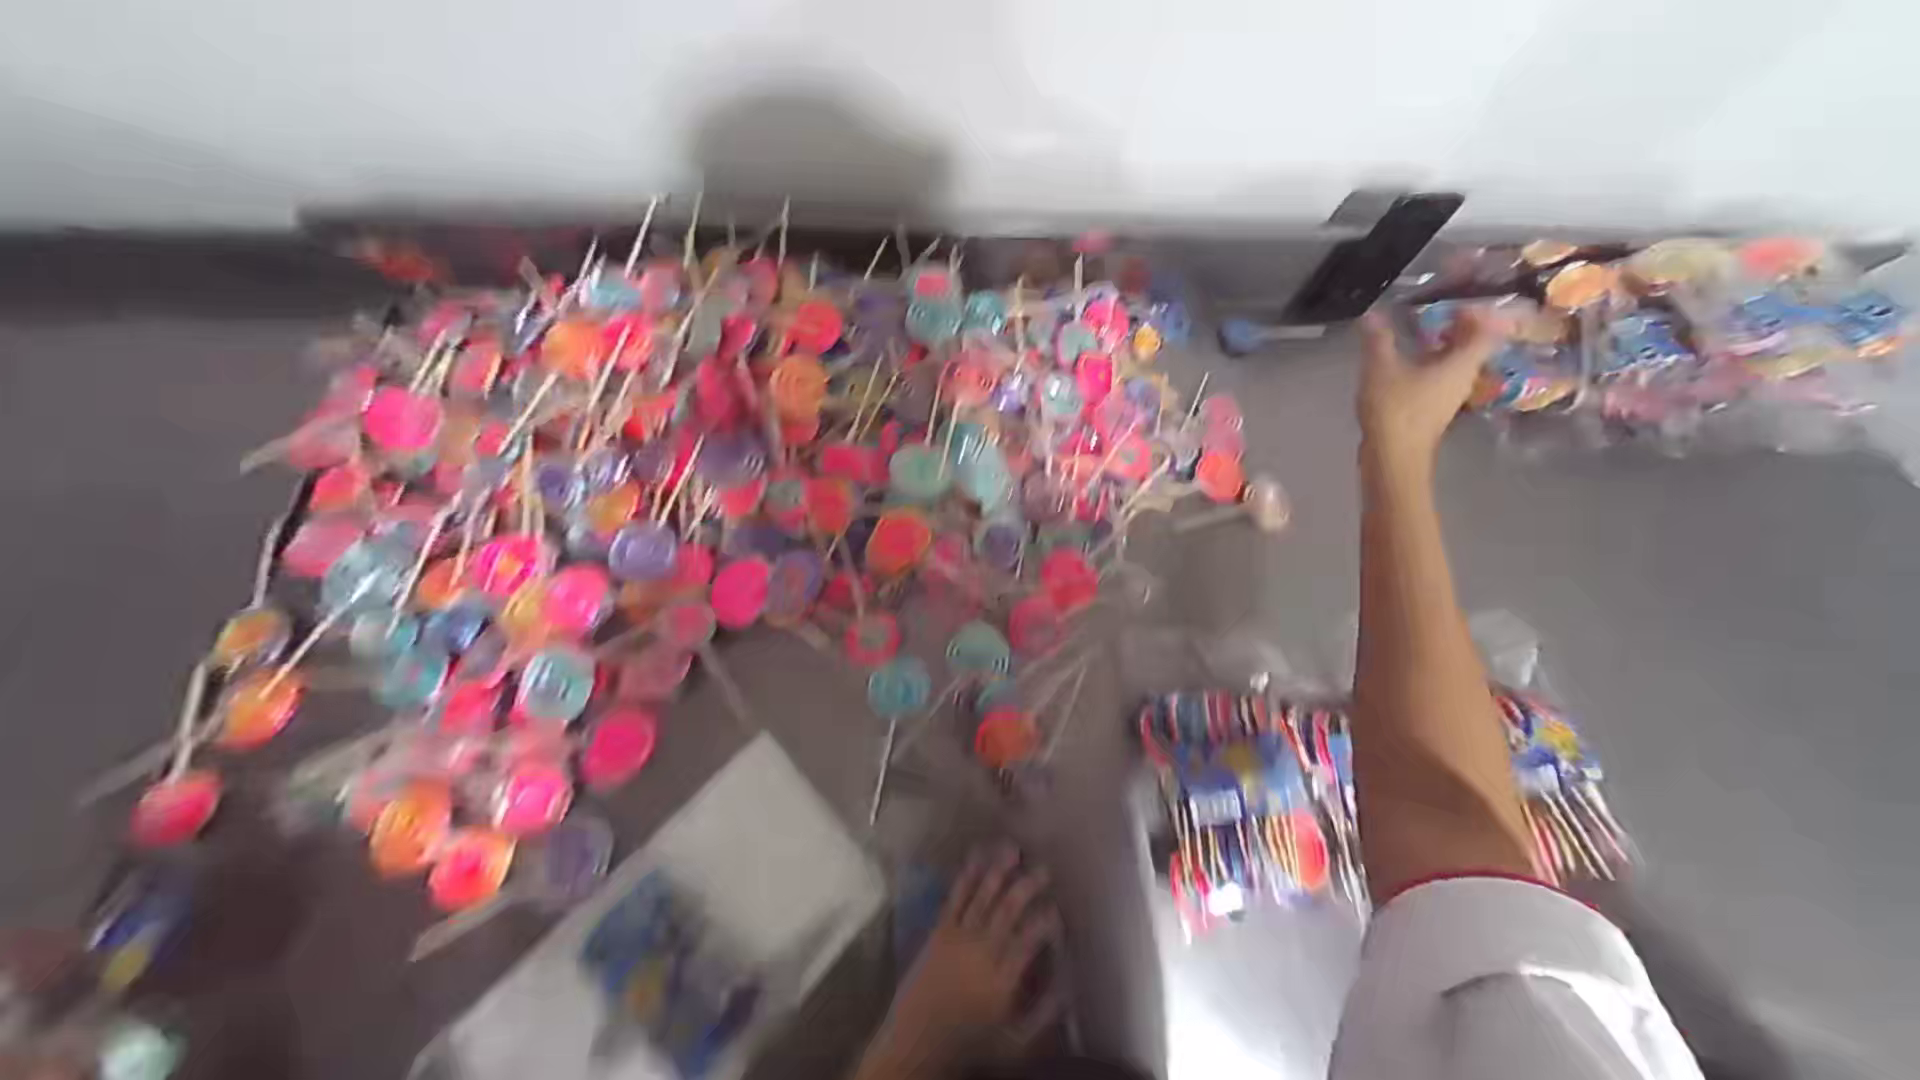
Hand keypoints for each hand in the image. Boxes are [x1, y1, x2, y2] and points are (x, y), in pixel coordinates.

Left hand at [853, 847, 1064, 1079]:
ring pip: (983, 896)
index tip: (1057, 910)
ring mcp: (959, 936)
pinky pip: (956, 897)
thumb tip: (1069, 984)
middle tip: (1044, 869)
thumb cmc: (970, 1042)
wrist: (918, 1041)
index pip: (1030, 939)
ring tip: (1013, 849)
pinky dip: (968, 876)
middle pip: (1009, 909)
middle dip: (1028, 885)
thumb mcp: (1015, 1042)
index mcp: (1003, 978)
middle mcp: (983, 951)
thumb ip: (1045, 1013)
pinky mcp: (940, 930)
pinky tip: (977, 857)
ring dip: (999, 871)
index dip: (1046, 921)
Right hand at [1357, 306, 1502, 471]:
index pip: (1486, 330)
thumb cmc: (1395, 408)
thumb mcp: (1381, 368)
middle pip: (1473, 348)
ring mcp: (1450, 398)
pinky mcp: (1434, 412)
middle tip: (1434, 317)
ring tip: (1418, 340)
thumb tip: (1372, 314)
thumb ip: (1378, 340)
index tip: (1453, 306)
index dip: (1475, 314)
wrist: (1394, 456)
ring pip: (1456, 366)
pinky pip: (1441, 381)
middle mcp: (1464, 378)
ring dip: (1442, 350)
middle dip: (1457, 330)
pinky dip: (1431, 368)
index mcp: (1462, 363)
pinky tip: (1407, 370)